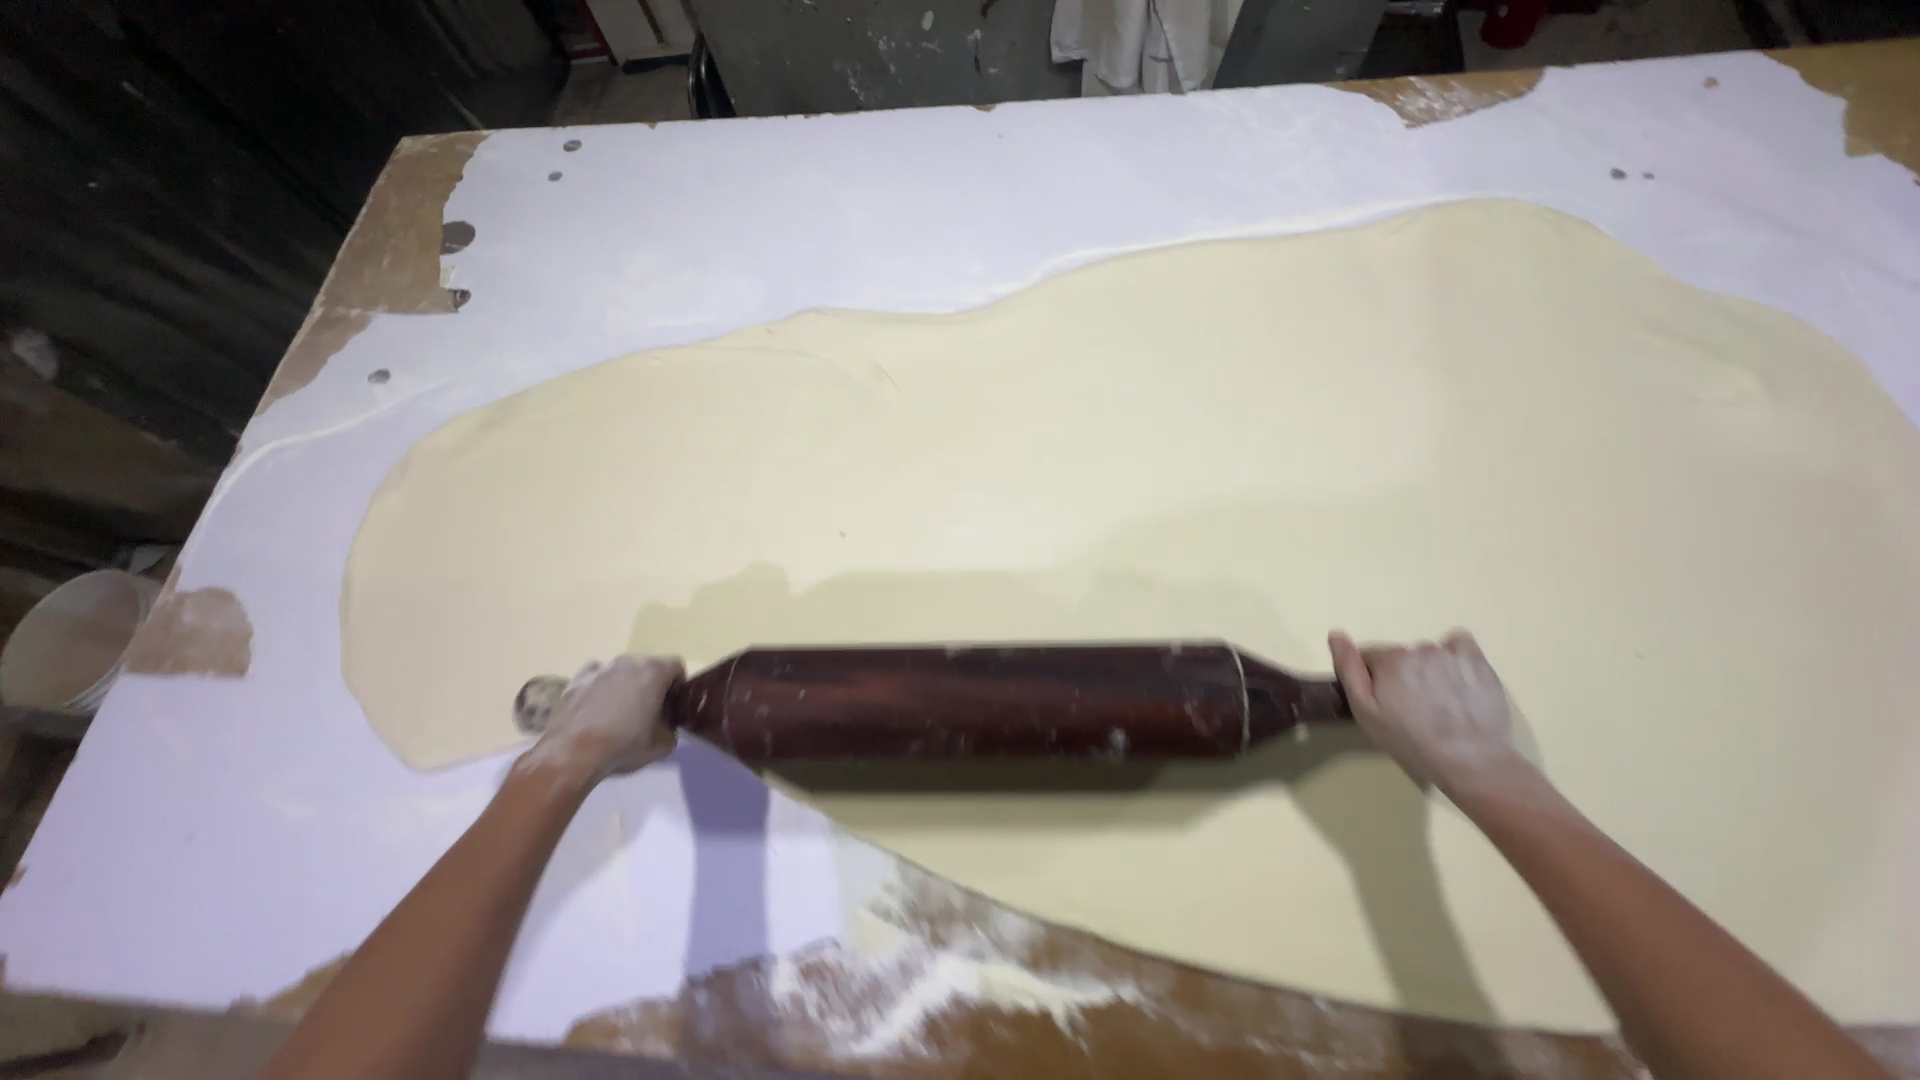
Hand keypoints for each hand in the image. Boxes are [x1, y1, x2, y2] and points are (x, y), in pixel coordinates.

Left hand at [524, 654, 682, 782]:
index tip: (671, 707)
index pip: (677, 667)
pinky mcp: (575, 680)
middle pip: (648, 668)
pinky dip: (598, 689)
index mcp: (654, 671)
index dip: (678, 687)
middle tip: (647, 713)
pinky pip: (595, 678)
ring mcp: (599, 669)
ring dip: (624, 687)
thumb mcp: (663, 745)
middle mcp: (627, 662)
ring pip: (620, 672)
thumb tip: (664, 725)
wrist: (572, 754)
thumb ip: (670, 728)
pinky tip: (594, 710)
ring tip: (617, 715)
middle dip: (651, 686)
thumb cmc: (624, 745)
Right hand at [1328, 629, 1524, 795]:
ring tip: (1439, 702)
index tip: (1384, 703)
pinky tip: (1456, 679)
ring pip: (1427, 654)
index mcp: (1389, 660)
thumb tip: (1336, 634)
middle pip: (1400, 656)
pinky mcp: (1477, 662)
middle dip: (1401, 675)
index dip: (1373, 680)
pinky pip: (1459, 643)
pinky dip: (1454, 656)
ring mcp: (1451, 654)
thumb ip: (1349, 670)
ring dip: (1427, 670)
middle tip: (1412, 708)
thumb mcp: (1365, 712)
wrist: (1470, 761)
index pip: (1369, 657)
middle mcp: (1419, 649)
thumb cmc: (1410, 741)